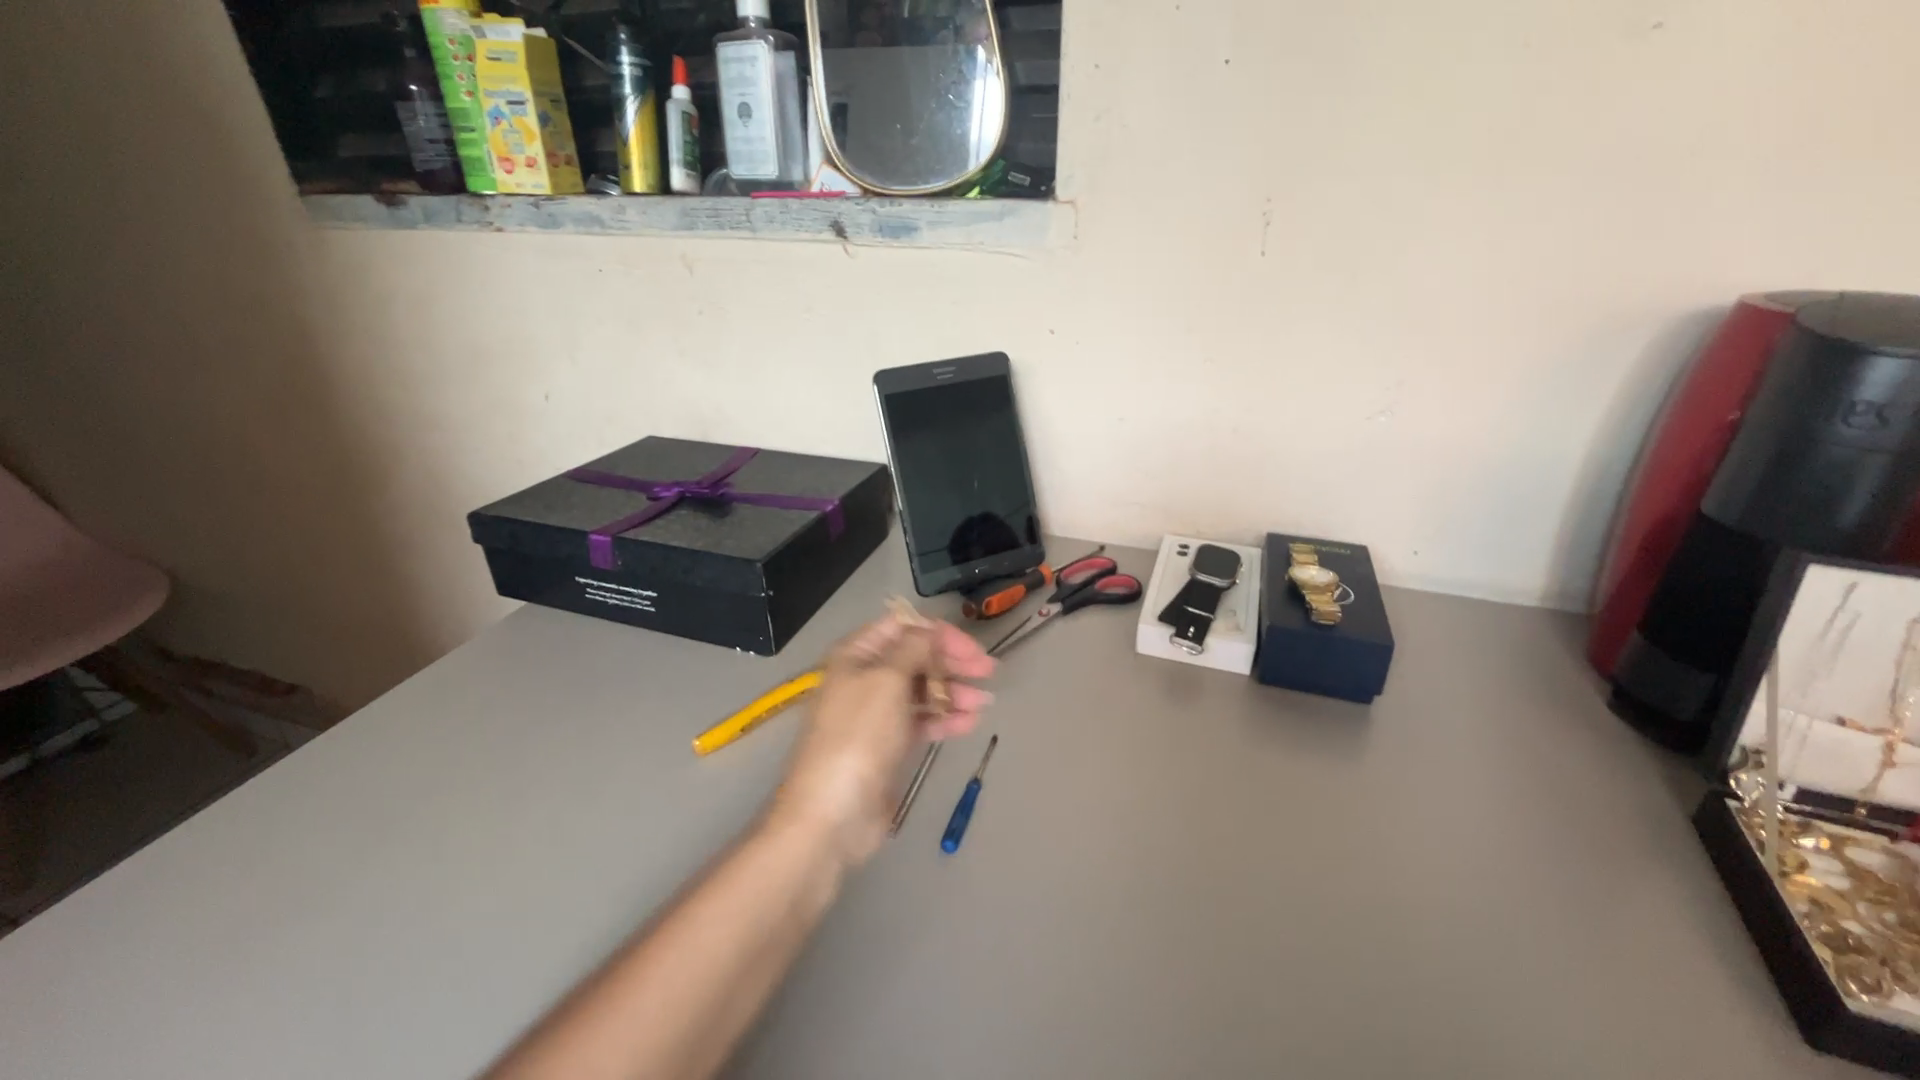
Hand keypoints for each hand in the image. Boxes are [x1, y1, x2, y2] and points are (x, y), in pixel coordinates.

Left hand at [767, 614, 994, 866]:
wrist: (832, 812)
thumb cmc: (858, 736)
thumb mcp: (887, 680)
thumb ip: (914, 649)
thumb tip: (931, 633)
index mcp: (855, 655)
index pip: (902, 626)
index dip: (938, 633)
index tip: (971, 649)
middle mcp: (864, 679)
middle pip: (914, 658)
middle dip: (951, 661)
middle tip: (989, 671)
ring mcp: (875, 715)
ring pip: (921, 691)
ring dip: (953, 692)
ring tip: (985, 702)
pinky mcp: (887, 746)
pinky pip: (921, 722)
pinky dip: (945, 719)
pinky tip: (970, 723)